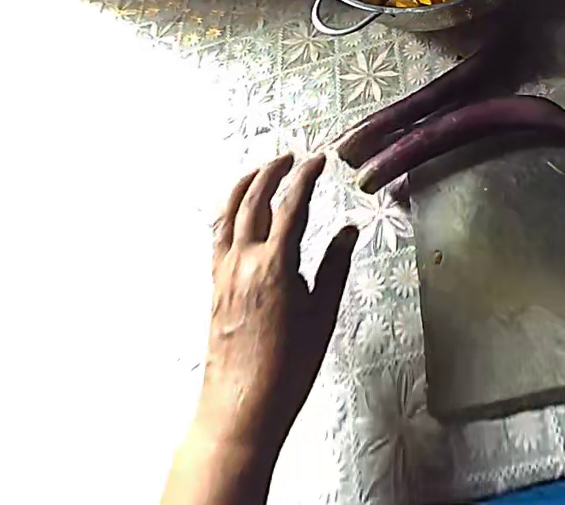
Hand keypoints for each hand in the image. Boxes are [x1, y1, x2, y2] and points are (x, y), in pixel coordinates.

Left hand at [164, 155, 357, 504]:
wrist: (242, 407)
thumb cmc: (286, 369)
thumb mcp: (322, 316)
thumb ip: (335, 266)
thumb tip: (348, 231)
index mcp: (275, 265)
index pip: (293, 204)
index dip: (307, 176)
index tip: (319, 160)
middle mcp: (245, 260)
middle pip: (256, 198)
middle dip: (274, 170)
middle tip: (292, 156)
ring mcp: (226, 270)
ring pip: (232, 210)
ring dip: (248, 183)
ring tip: (262, 168)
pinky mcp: (216, 282)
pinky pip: (219, 233)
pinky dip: (229, 210)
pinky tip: (237, 209)